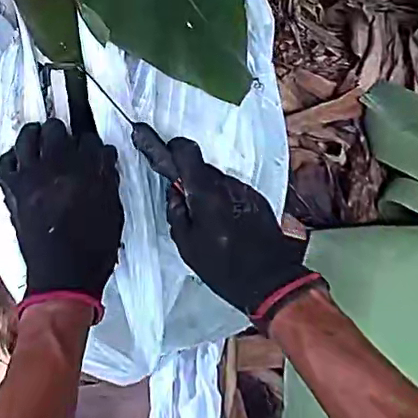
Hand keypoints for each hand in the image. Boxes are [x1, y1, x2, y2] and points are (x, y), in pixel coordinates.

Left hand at [0, 119, 122, 316]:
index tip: (90, 146)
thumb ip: (107, 180)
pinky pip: (6, 161)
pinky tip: (20, 159)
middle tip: (64, 139)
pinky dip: (13, 156)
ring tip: (40, 137)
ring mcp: (30, 178)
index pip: (89, 141)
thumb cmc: (91, 250)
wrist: (62, 277)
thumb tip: (103, 158)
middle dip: (63, 131)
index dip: (90, 142)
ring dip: (36, 134)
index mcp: (85, 173)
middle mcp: (55, 169)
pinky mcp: (12, 190)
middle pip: (55, 130)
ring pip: (27, 137)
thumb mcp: (112, 212)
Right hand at [138, 134, 321, 327]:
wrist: (272, 282)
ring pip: (216, 180)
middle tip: (183, 202)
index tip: (145, 135)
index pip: (183, 152)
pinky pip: (232, 191)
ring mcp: (245, 190)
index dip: (163, 144)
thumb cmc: (223, 267)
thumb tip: (174, 193)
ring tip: (208, 221)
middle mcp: (226, 184)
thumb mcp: (186, 243)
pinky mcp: (258, 199)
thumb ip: (175, 211)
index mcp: (205, 192)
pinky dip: (224, 201)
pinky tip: (225, 224)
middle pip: (199, 168)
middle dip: (187, 179)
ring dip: (207, 192)